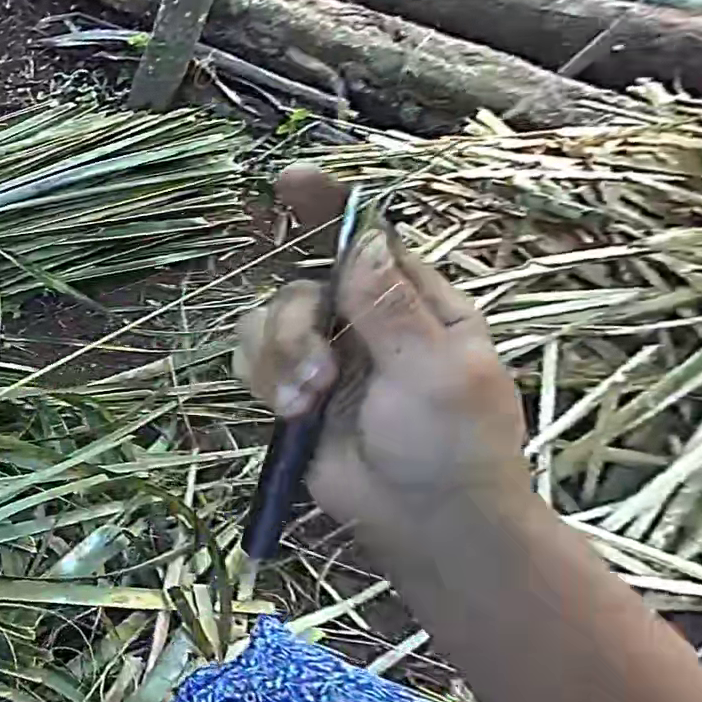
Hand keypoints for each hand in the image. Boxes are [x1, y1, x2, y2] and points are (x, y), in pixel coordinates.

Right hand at [237, 198, 536, 546]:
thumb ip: (392, 308)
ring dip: (277, 364)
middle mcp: (359, 319)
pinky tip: (290, 413)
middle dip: (295, 330)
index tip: (288, 182)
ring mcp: (319, 353)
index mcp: (413, 303)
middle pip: (296, 288)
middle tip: (320, 376)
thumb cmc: (453, 446)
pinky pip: (248, 360)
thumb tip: (360, 241)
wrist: (420, 518)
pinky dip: (262, 382)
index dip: (327, 207)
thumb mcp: (437, 372)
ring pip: (262, 324)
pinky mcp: (287, 385)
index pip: (364, 239)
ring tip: (306, 405)